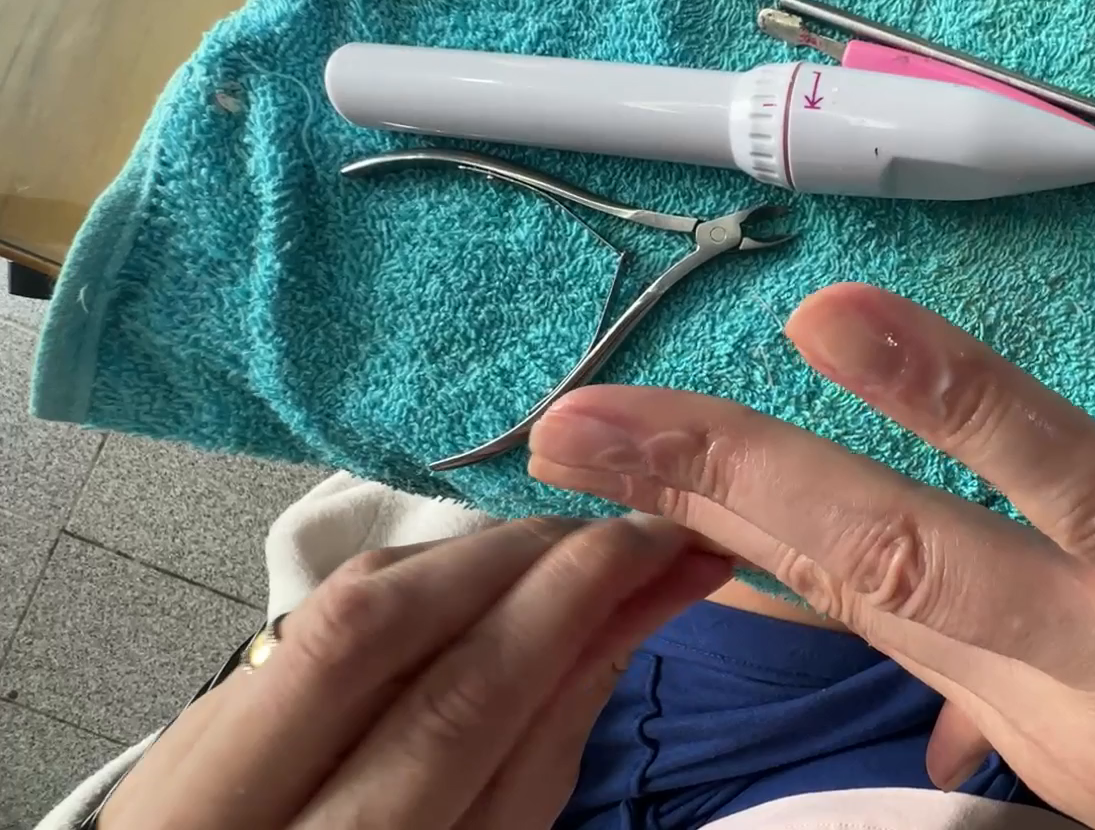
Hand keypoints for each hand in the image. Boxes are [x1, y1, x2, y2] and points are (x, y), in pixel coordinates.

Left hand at [103, 517, 729, 828]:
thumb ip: (560, 724)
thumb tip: (649, 590)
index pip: (464, 700)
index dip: (577, 593)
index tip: (666, 538)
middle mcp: (229, 801)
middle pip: (378, 622)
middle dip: (533, 550)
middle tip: (630, 526)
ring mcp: (195, 741)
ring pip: (348, 595)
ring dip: (489, 547)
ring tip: (577, 544)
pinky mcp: (207, 697)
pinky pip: (333, 599)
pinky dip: (438, 566)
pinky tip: (498, 570)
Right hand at [526, 284, 1094, 829]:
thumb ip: (1039, 729)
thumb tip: (945, 721)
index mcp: (1043, 729)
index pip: (854, 618)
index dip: (733, 554)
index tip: (634, 495)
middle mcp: (1056, 696)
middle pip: (843, 580)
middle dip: (694, 502)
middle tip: (565, 437)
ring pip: (915, 548)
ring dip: (763, 473)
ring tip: (630, 417)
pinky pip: (1073, 482)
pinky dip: (951, 399)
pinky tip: (843, 328)